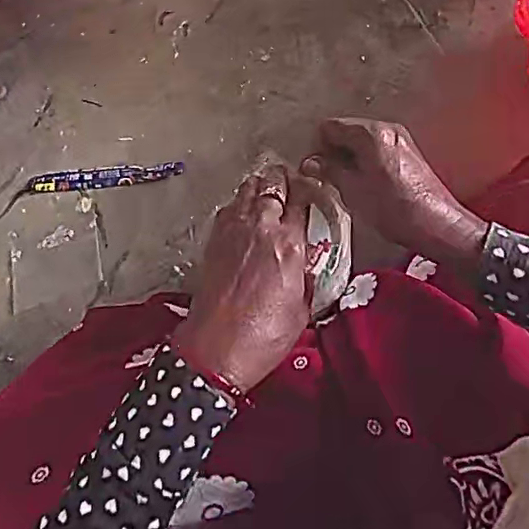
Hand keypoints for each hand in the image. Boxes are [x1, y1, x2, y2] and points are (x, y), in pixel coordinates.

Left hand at [172, 165, 313, 393]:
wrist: (216, 349)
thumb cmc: (265, 334)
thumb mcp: (303, 307)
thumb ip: (307, 274)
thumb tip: (308, 261)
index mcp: (290, 244)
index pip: (303, 199)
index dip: (309, 188)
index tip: (313, 185)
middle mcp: (262, 228)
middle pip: (273, 184)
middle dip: (283, 179)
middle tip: (290, 180)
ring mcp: (235, 230)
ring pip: (248, 189)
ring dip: (260, 185)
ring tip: (268, 186)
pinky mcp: (215, 239)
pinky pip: (230, 206)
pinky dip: (239, 202)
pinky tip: (244, 210)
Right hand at [301, 118, 486, 269]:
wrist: (437, 225)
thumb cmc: (395, 209)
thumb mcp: (354, 191)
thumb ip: (330, 171)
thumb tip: (311, 162)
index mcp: (371, 133)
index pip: (331, 127)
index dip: (317, 146)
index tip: (313, 167)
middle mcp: (386, 129)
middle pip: (347, 131)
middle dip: (333, 151)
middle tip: (326, 177)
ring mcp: (400, 140)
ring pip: (362, 142)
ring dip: (350, 158)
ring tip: (346, 185)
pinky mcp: (407, 154)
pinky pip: (376, 150)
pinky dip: (366, 162)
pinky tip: (365, 185)